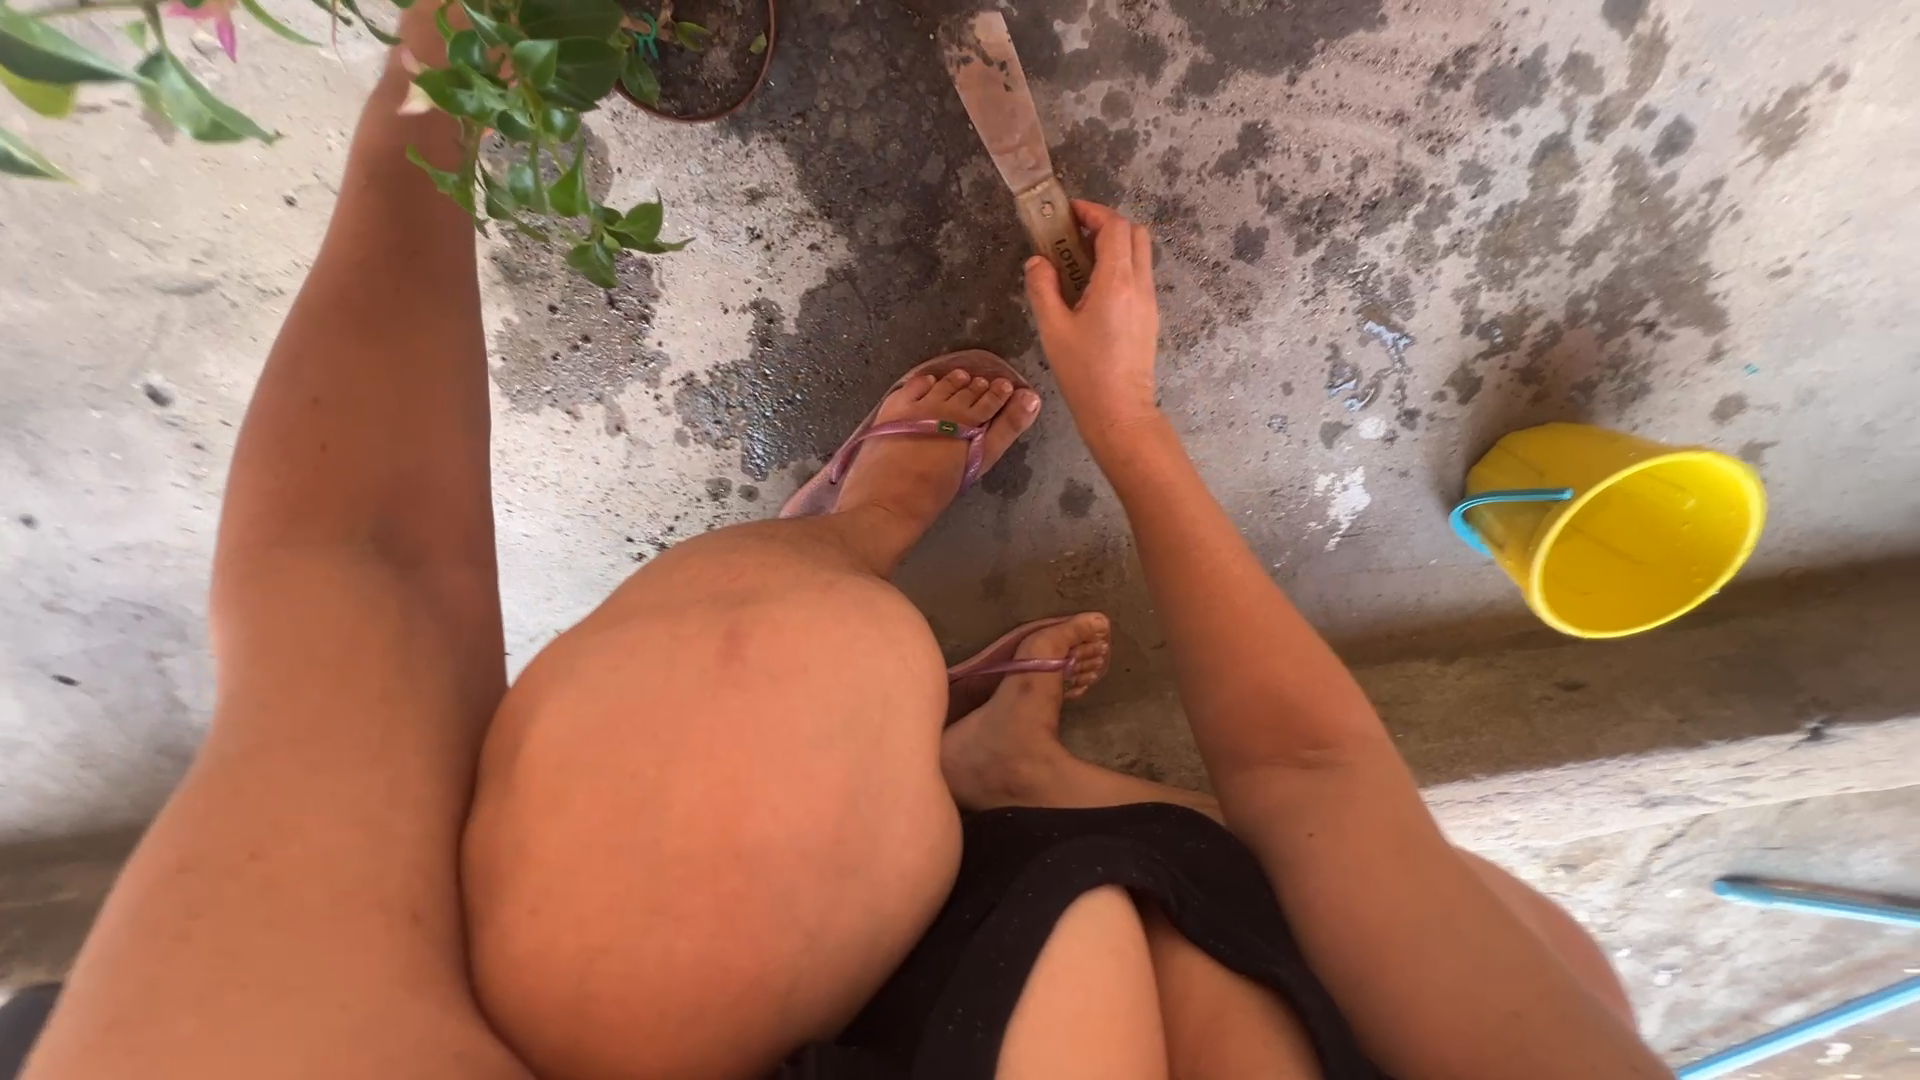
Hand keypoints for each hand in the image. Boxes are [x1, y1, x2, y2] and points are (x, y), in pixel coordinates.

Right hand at [1025, 200, 1161, 451]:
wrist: (1119, 412)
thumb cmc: (1084, 373)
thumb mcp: (1053, 330)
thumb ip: (1043, 288)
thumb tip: (1039, 262)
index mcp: (1116, 282)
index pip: (1114, 227)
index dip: (1092, 212)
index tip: (1068, 214)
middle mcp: (1140, 285)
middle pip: (1135, 233)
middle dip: (1107, 225)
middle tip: (1075, 236)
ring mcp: (1149, 302)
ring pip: (1140, 255)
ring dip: (1114, 248)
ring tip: (1081, 264)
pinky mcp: (1149, 319)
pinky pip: (1139, 278)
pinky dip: (1120, 269)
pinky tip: (1093, 292)